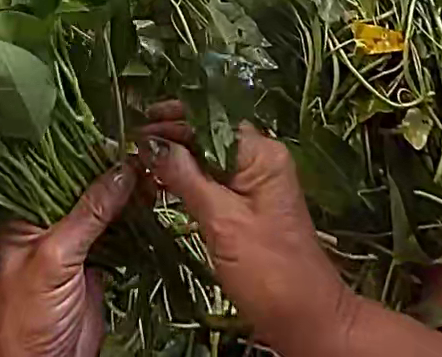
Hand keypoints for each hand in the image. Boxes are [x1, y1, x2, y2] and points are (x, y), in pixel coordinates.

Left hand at [0, 164, 135, 356]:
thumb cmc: (29, 317)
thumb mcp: (55, 257)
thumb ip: (89, 212)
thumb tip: (123, 169)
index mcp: (25, 212)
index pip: (54, 166)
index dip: (84, 148)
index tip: (114, 129)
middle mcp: (48, 218)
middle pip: (83, 182)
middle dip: (110, 166)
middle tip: (140, 146)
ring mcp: (74, 237)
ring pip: (103, 203)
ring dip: (127, 187)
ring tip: (151, 166)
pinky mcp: (96, 256)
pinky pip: (117, 226)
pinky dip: (134, 212)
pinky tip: (151, 195)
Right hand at [137, 106, 359, 353]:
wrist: (309, 323)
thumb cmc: (268, 272)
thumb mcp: (222, 221)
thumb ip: (185, 176)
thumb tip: (150, 142)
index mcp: (260, 152)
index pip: (210, 119)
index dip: (173, 119)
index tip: (139, 124)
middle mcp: (260, 156)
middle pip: (208, 133)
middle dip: (170, 136)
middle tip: (132, 144)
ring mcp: (255, 179)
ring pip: (207, 155)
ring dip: (175, 157)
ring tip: (139, 161)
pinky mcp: (249, 201)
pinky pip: (213, 177)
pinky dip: (187, 178)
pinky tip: (161, 182)